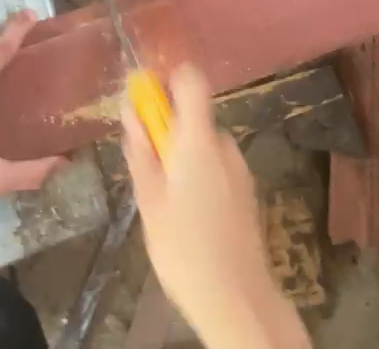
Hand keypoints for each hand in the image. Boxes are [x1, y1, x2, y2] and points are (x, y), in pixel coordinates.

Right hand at [122, 65, 310, 348]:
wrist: (237, 299)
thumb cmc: (183, 247)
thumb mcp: (149, 199)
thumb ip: (140, 149)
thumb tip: (131, 109)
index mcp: (198, 139)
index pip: (190, 81)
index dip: (167, 79)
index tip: (146, 97)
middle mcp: (224, 145)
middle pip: (193, 117)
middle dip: (168, 132)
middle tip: (146, 168)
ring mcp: (240, 168)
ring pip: (204, 146)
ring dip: (183, 158)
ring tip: (166, 201)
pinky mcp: (247, 192)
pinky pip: (217, 167)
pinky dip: (200, 176)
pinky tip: (189, 215)